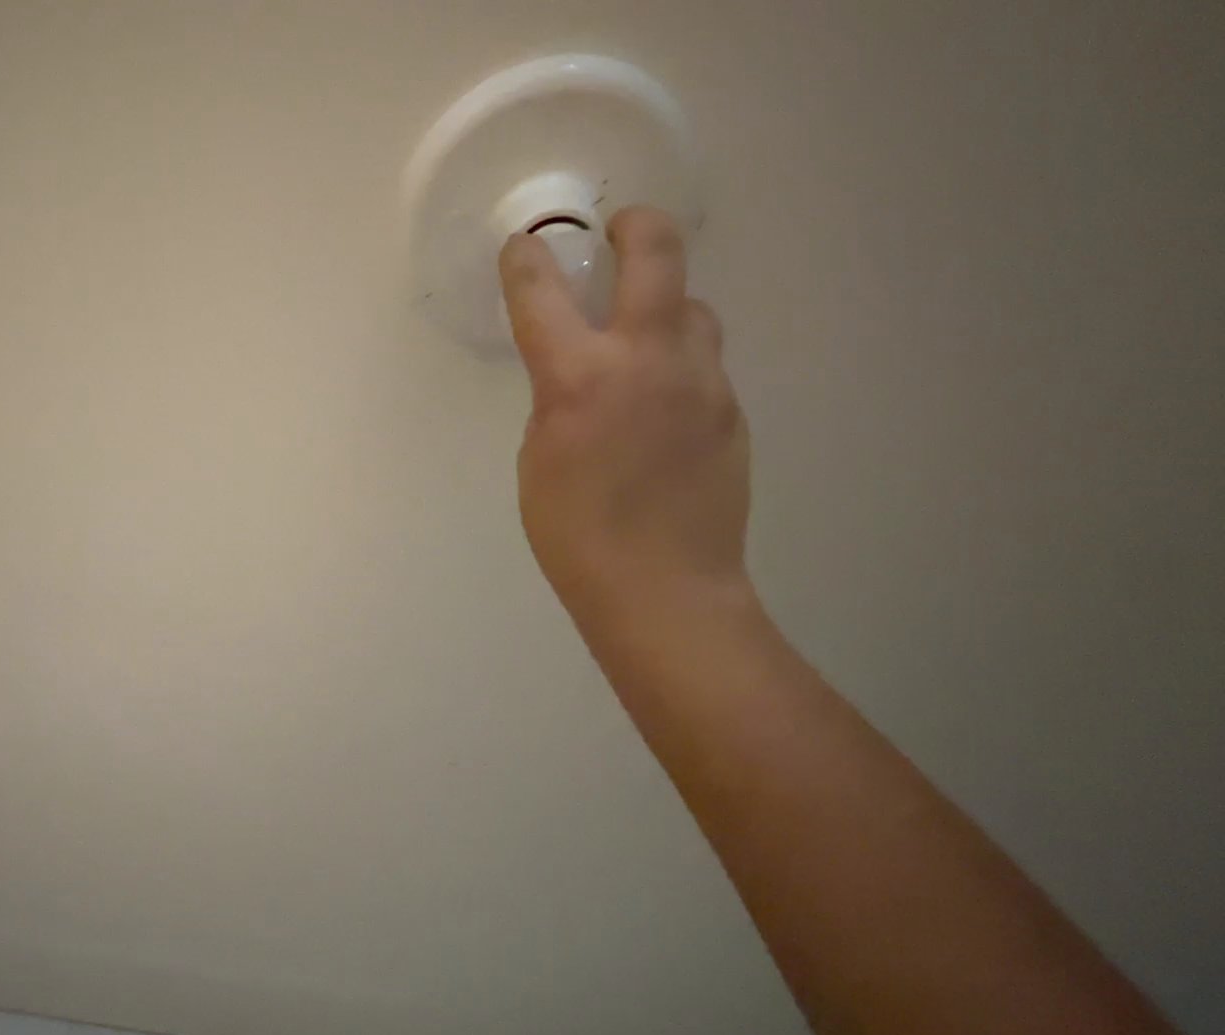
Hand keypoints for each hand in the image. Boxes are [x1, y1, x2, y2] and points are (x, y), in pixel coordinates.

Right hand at [499, 207, 750, 633]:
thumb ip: (556, 399)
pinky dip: (677, 362)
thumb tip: (577, 373)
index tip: (523, 249)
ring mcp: (702, 380)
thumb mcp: (538, 459)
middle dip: (633, 225)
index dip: (526, 258)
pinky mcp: (731, 408)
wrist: (663, 589)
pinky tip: (660, 405)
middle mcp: (648, 359)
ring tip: (638, 338)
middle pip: (656, 250)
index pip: (542, 290)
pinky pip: (703, 361)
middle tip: (616, 234)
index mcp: (579, 378)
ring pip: (692, 305)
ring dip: (662, 303)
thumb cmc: (575, 536)